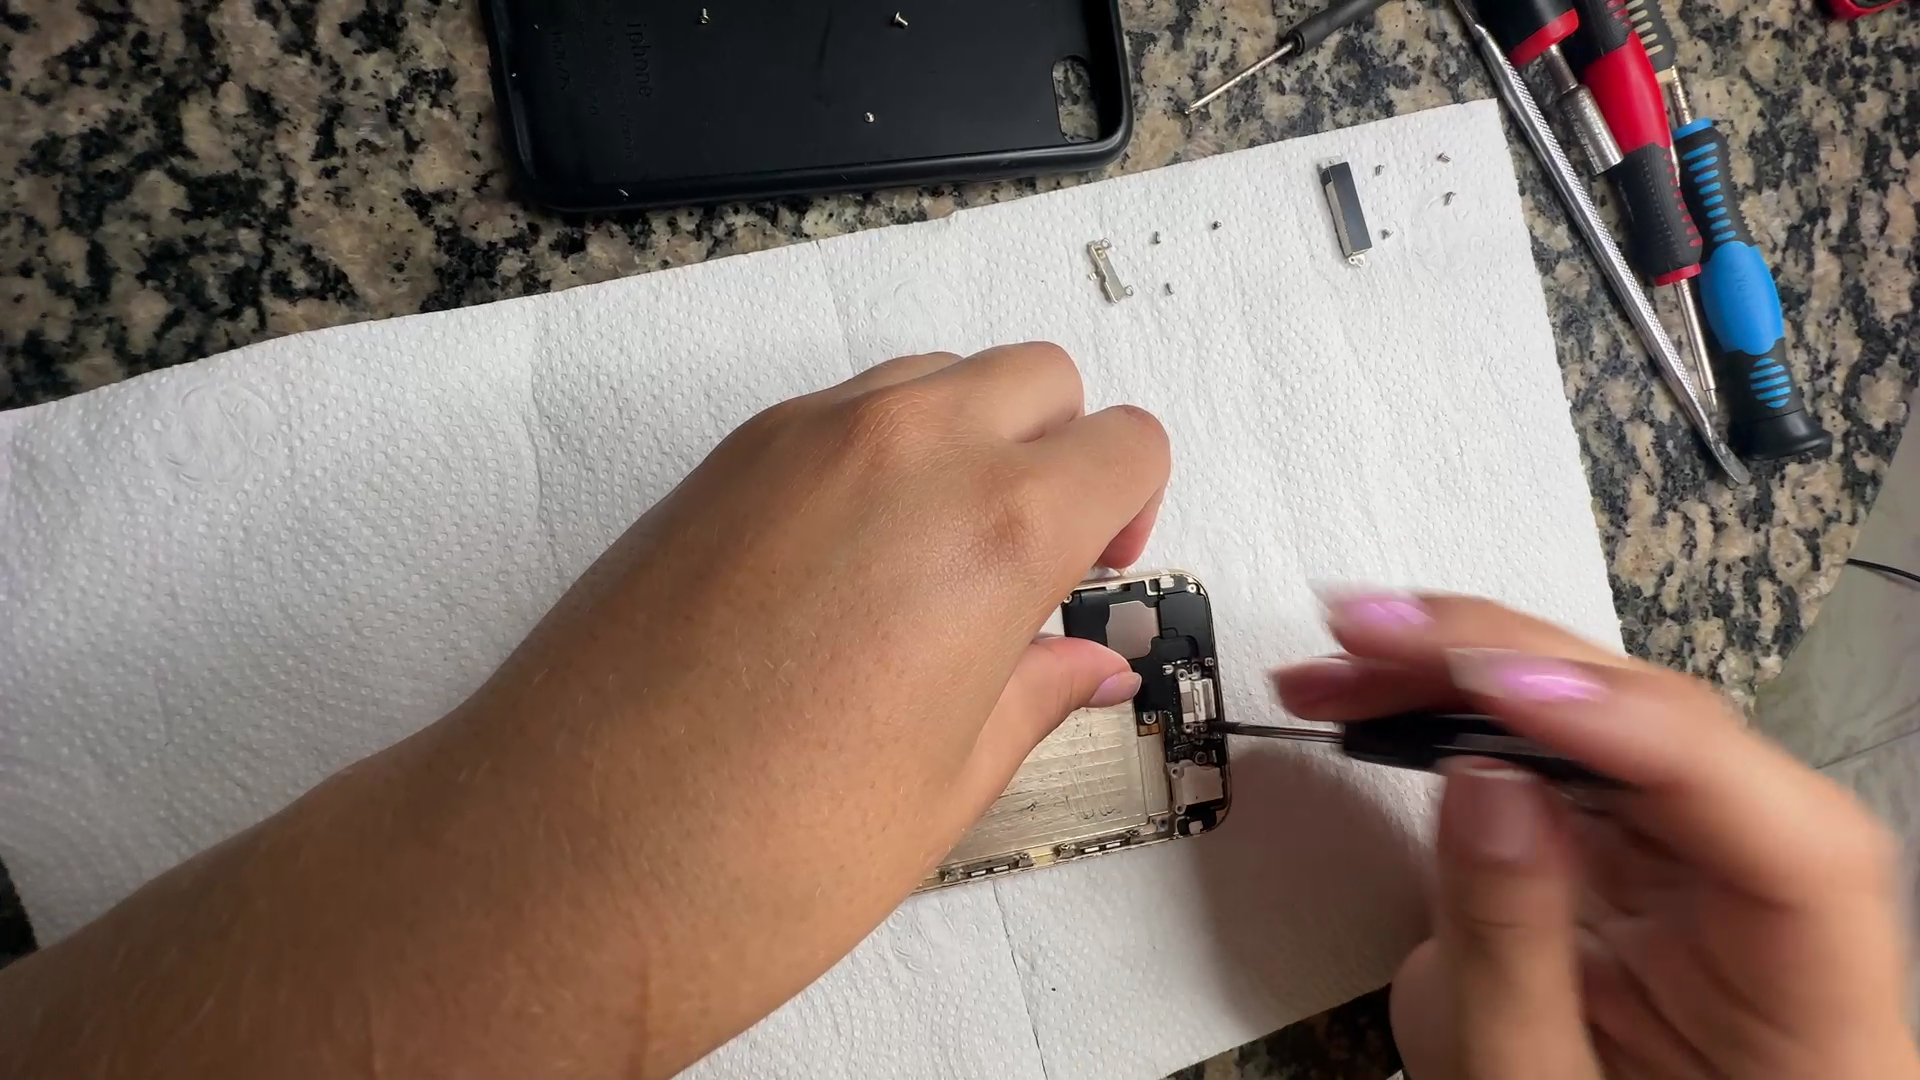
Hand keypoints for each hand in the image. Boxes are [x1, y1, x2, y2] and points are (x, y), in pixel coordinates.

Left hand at [0, 344, 1169, 1079]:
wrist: (553, 864)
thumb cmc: (773, 853)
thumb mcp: (950, 784)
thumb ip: (1037, 693)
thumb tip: (1091, 664)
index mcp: (993, 529)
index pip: (1127, 440)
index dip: (1134, 504)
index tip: (1097, 571)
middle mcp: (906, 447)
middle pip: (1042, 375)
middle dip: (1063, 449)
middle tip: (1031, 552)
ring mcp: (803, 434)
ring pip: (943, 373)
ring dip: (976, 438)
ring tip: (940, 550)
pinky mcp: (728, 453)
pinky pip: (853, 404)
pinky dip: (891, 446)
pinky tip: (854, 551)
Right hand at [1275, 592, 1919, 1079]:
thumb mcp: (1512, 1070)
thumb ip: (1508, 936)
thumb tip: (1483, 777)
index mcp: (1803, 1006)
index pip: (1779, 838)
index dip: (1642, 734)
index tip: (1492, 684)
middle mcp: (1754, 893)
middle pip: (1662, 730)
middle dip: (1502, 659)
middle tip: (1375, 632)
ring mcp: (1673, 846)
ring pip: (1579, 705)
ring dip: (1445, 666)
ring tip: (1339, 658)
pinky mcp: (1596, 821)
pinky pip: (1522, 731)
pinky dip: (1432, 699)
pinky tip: (1361, 688)